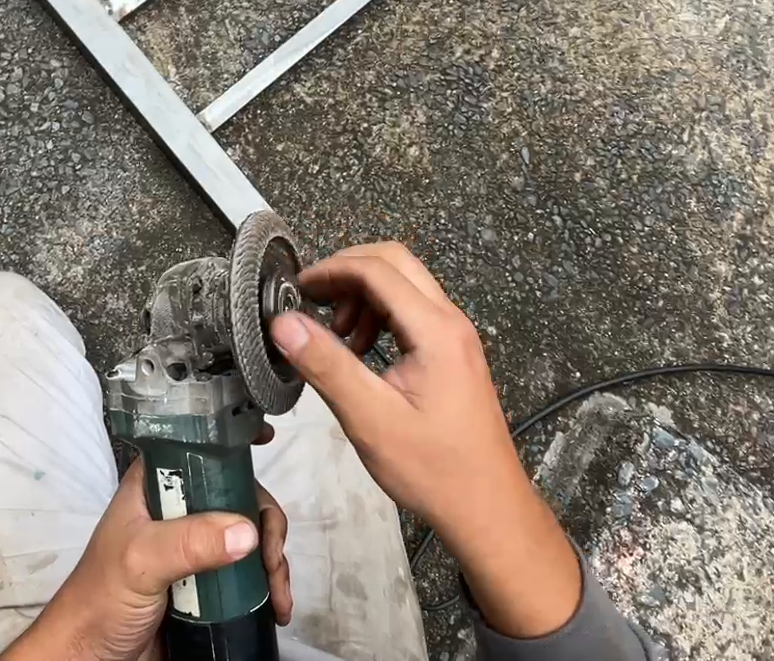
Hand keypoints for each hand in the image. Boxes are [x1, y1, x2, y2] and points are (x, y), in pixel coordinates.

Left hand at [1, 458, 290, 660]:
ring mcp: (196, 545)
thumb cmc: (101, 596)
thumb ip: (189, 542)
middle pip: (238, 493)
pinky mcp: (209, 583)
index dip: (234, 441)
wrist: (92, 660)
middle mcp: (180, 507)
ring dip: (272, 560)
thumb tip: (248, 532)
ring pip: (249, 534)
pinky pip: (248, 573)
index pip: (200, 446)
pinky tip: (276, 608)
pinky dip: (268, 585)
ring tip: (277, 596)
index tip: (266, 439)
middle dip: (265, 521)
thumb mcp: (141, 560)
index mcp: (156, 484)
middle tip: (272, 555)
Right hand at [270, 242, 580, 637]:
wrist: (489, 511)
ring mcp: (454, 335)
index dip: (331, 270)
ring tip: (336, 335)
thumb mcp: (370, 419)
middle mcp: (449, 320)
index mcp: (435, 330)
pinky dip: (377, 314)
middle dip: (347, 271)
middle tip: (314, 302)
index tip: (296, 290)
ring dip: (361, 294)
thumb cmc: (432, 469)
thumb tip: (283, 322)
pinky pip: (410, 310)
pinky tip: (358, 350)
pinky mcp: (451, 351)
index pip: (377, 270)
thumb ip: (326, 365)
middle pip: (394, 262)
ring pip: (403, 283)